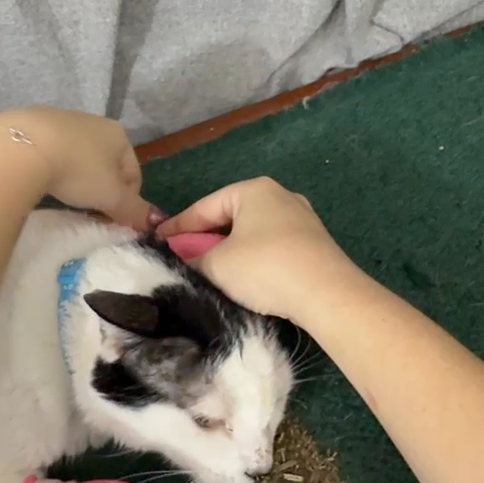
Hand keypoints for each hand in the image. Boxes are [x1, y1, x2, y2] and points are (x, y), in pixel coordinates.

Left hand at [0, 108, 157, 230]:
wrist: (23, 148)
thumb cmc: (77, 171)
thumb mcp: (110, 196)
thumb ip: (134, 210)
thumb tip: (155, 221)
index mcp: (118, 135)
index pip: (133, 172)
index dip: (128, 199)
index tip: (114, 218)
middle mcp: (94, 121)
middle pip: (106, 162)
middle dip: (101, 186)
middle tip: (90, 209)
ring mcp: (62, 119)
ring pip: (78, 154)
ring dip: (76, 175)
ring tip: (64, 195)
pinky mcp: (32, 123)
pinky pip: (51, 150)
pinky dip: (52, 165)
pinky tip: (42, 179)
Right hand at [156, 177, 364, 320]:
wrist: (327, 293)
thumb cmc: (265, 267)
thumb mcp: (216, 265)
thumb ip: (192, 260)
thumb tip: (180, 263)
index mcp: (253, 189)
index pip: (203, 207)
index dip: (176, 228)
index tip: (156, 243)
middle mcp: (279, 195)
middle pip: (229, 218)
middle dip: (204, 239)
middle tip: (181, 259)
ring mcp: (301, 218)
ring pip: (251, 233)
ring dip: (228, 251)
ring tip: (209, 272)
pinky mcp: (314, 243)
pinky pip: (271, 247)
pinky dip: (252, 260)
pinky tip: (244, 279)